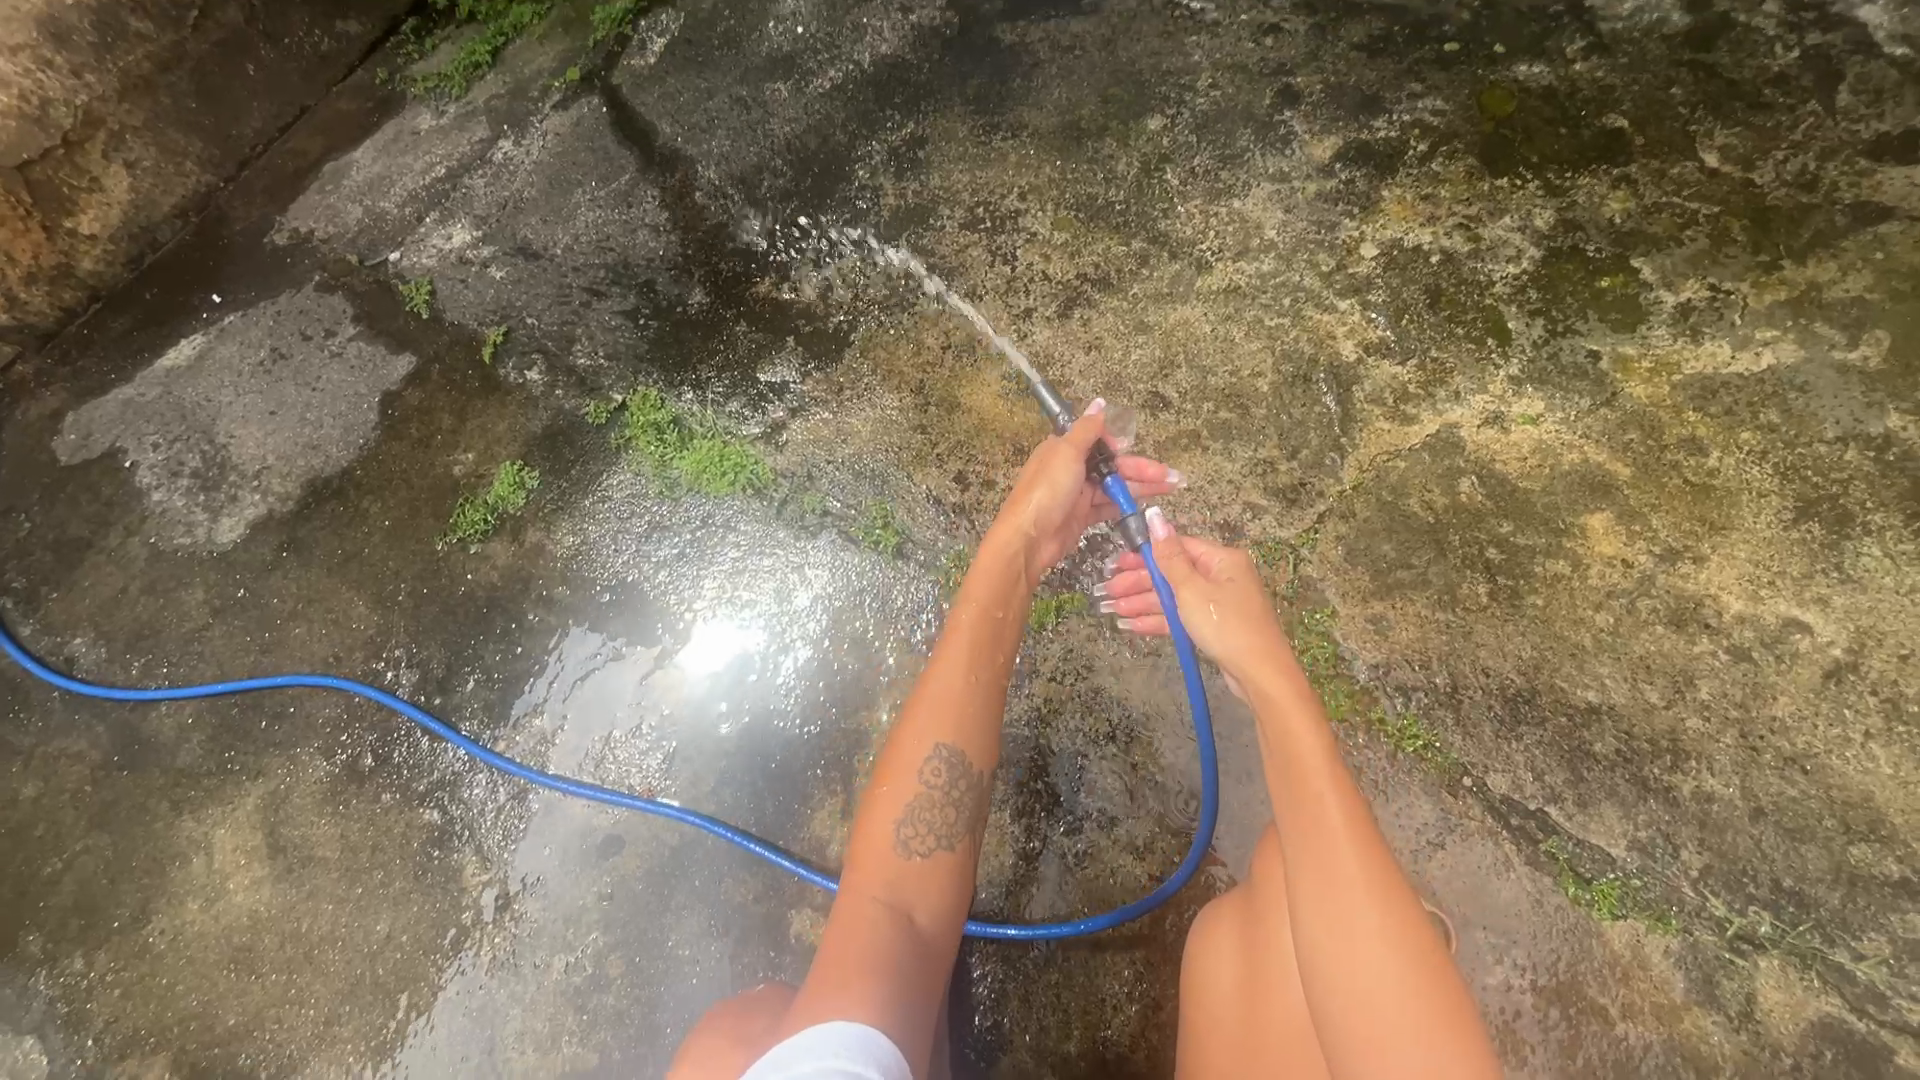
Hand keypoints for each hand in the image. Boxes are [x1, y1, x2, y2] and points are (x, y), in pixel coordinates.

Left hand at [987, 400, 1183, 587]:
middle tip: (1171, 476)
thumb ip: (1086, 430)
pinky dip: (1126, 506)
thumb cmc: (1046, 491)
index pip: (1097, 441)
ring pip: (1114, 487)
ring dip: (1142, 487)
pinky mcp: (1081, 517)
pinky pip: (1108, 508)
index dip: (1117, 446)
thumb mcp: (1066, 452)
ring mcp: (1076, 495)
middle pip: (1111, 466)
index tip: (1129, 450)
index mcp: (1063, 449)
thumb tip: (1099, 403)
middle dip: (1141, 469)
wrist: (1029, 538)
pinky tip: (1147, 505)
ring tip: (1172, 488)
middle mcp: (1070, 469)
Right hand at [1095, 508, 1292, 696]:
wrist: (1260, 675)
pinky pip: (1180, 616)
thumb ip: (1169, 556)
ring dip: (1142, 603)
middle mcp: (1221, 576)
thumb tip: (1155, 516)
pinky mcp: (1213, 625)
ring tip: (1111, 610)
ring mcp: (1217, 602)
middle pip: (1172, 573)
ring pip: (1173, 597)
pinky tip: (1131, 625)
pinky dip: (1157, 620)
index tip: (1117, 563)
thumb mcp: (1192, 589)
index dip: (1145, 554)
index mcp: (1221, 560)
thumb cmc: (1225, 625)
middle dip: (1138, 583)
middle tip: (1107, 590)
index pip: (1177, 547)